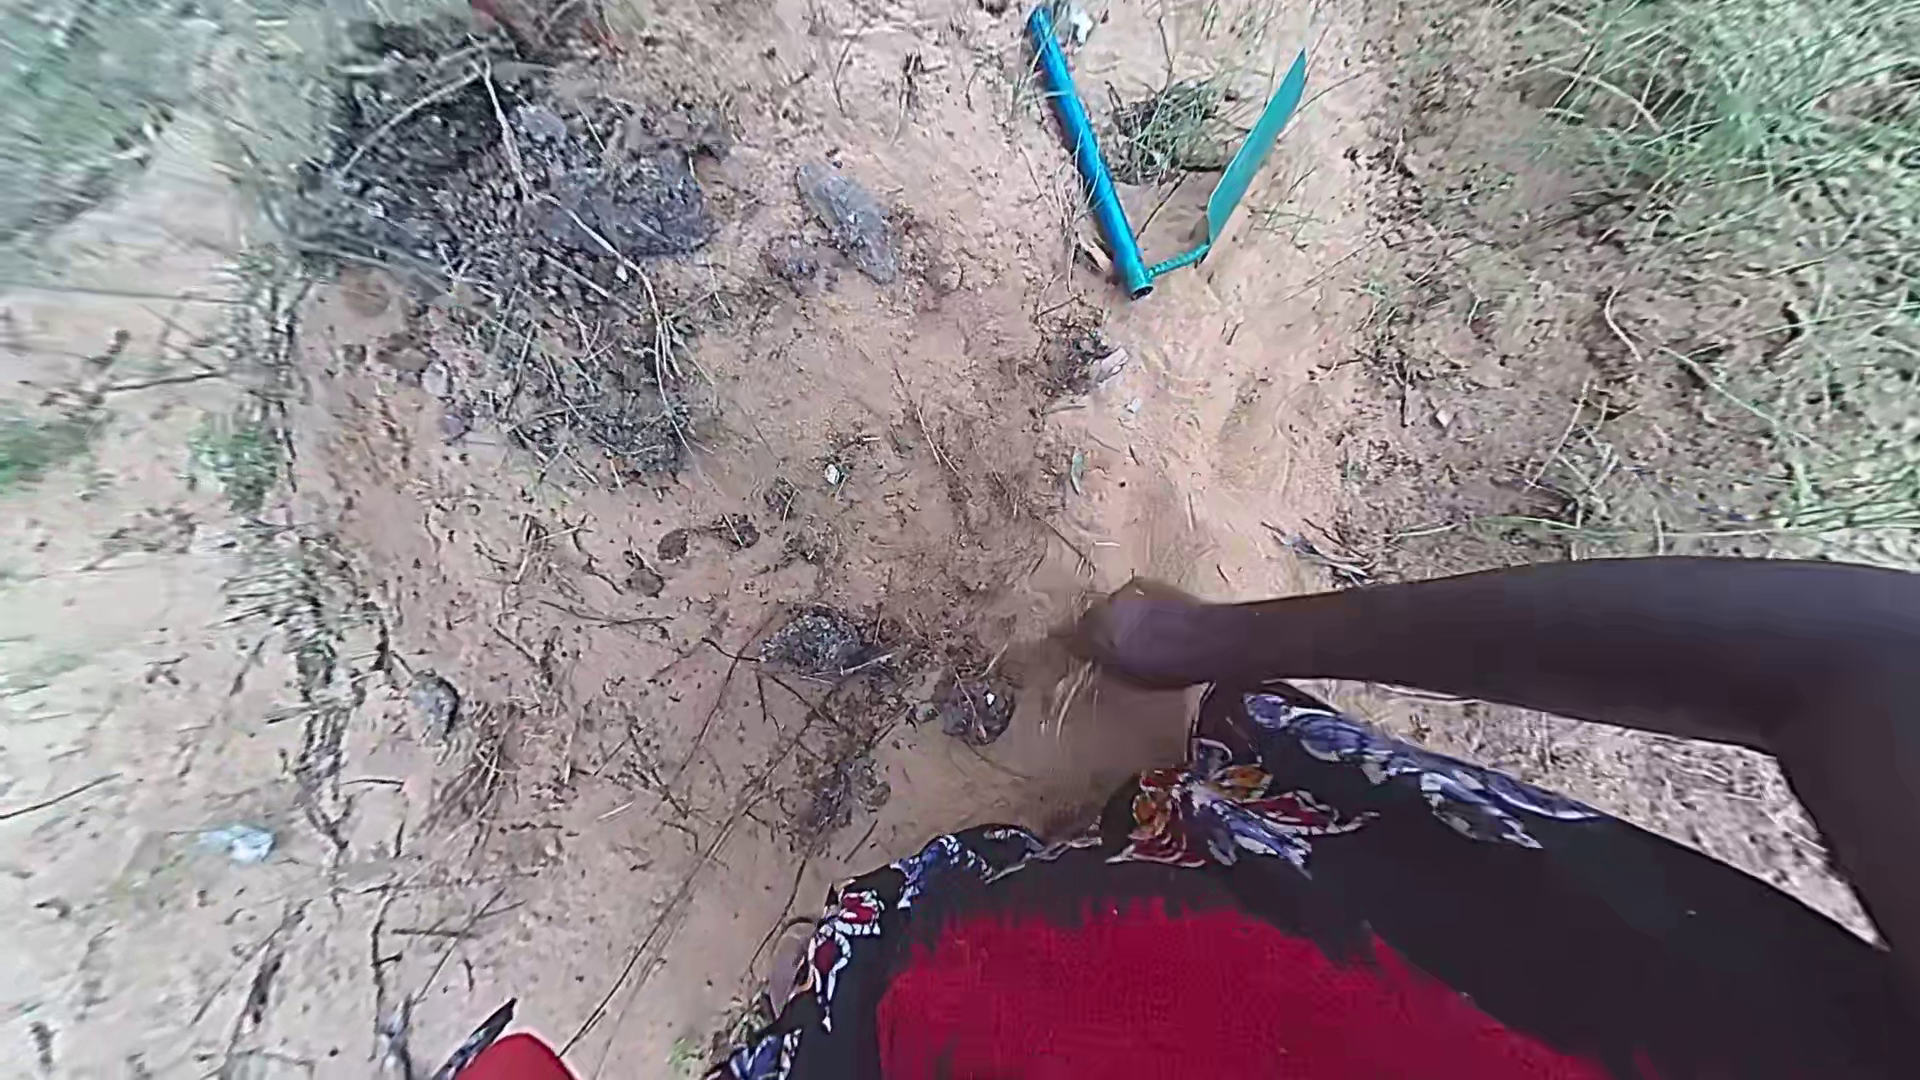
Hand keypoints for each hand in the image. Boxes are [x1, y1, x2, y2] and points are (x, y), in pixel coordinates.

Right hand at [1063, 579, 1221, 687]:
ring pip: (1109, 605)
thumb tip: (1093, 657)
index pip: (1068, 638)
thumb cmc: (1171, 667)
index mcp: (1096, 637)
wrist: (1208, 639)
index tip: (1068, 645)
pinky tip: (1149, 616)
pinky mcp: (1145, 584)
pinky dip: (1135, 604)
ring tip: (1133, 631)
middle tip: (1107, 643)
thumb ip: (1104, 662)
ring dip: (1115, 615)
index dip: (1069, 643)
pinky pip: (1131, 595)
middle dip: (1093, 629)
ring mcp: (1124, 595)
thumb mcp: (1131, 677)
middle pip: (1088, 618)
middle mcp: (1104, 611)